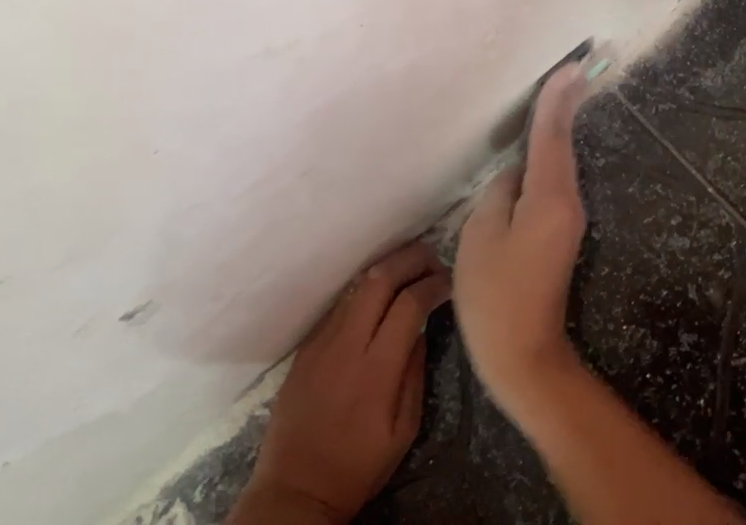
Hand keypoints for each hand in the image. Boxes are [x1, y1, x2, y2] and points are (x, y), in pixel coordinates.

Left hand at [231, 241, 451, 524]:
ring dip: (386, 269)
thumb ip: (415, 375)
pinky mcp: (305, 348)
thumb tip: (421, 332)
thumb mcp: (403, 430)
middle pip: (378, 279)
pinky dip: (364, 291)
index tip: (450, 281)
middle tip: (433, 257)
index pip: (409, 304)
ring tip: (411, 267)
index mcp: (376, 369)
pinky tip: (379, 295)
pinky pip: (339, 306)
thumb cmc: (357, 466)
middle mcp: (345, 345)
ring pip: (355, 287)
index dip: (434, 284)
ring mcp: (320, 343)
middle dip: (409, 259)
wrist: (295, 488)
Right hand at [454, 62, 592, 420]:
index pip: (552, 135)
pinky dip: (547, 160)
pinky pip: (553, 185)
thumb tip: (514, 174)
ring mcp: (569, 219)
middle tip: (567, 70)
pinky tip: (535, 150)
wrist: (524, 353)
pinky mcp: (561, 234)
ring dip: (553, 132)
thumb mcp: (481, 235)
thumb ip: (499, 191)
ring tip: (549, 98)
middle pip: (561, 145)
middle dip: (561, 107)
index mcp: (550, 197)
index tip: (572, 66)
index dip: (557, 99)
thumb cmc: (495, 295)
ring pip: (558, 164)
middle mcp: (569, 202)